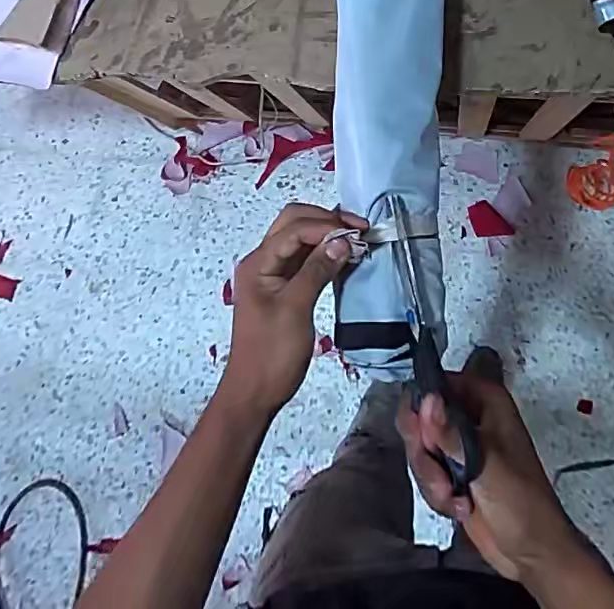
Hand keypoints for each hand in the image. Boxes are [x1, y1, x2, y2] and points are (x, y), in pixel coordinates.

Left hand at [215, 203, 364, 418]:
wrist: (255, 394)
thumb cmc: (271, 354)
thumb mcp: (295, 309)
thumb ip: (317, 270)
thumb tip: (343, 240)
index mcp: (258, 263)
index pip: (294, 228)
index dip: (326, 225)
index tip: (357, 233)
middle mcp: (264, 261)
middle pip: (295, 222)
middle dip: (327, 219)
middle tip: (359, 229)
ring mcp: (275, 272)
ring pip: (302, 236)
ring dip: (329, 232)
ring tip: (358, 238)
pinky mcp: (287, 284)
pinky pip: (308, 255)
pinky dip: (327, 250)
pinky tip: (347, 255)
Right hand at [396, 369, 585, 583]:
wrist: (530, 549)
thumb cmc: (520, 499)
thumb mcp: (484, 462)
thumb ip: (450, 433)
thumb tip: (427, 400)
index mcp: (486, 399)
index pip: (439, 383)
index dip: (423, 408)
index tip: (422, 436)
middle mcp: (471, 415)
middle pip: (421, 418)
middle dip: (425, 453)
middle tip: (440, 474)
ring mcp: (460, 445)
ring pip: (420, 448)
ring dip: (431, 478)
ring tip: (454, 496)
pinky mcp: (452, 472)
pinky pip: (425, 473)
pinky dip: (435, 493)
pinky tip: (459, 506)